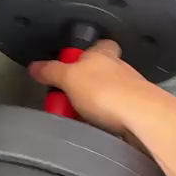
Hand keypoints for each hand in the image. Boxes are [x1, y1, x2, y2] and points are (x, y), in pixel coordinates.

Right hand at [28, 40, 158, 138]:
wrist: (141, 118)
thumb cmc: (104, 90)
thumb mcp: (68, 77)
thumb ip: (51, 71)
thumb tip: (34, 66)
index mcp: (104, 54)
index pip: (98, 45)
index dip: (85, 54)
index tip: (71, 66)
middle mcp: (120, 69)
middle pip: (99, 73)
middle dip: (82, 86)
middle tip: (66, 99)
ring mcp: (131, 91)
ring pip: (106, 95)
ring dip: (92, 106)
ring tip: (77, 119)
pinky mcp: (136, 112)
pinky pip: (114, 115)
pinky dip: (103, 122)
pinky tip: (94, 129)